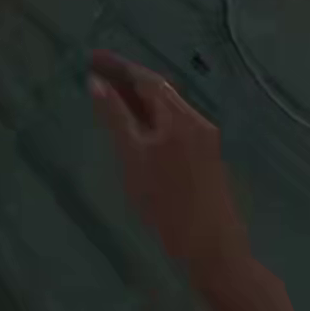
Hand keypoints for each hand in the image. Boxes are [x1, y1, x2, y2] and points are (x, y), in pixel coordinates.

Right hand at [88, 50, 246, 268]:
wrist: (215, 253)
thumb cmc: (168, 205)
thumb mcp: (133, 158)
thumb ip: (115, 117)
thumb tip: (96, 82)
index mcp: (179, 117)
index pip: (146, 79)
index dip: (119, 66)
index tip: (93, 57)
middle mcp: (195, 120)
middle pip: (158, 89)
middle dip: (126, 78)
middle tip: (96, 70)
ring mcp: (203, 138)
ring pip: (165, 106)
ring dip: (137, 96)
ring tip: (110, 91)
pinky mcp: (205, 156)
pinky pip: (173, 122)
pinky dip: (150, 114)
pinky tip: (136, 121)